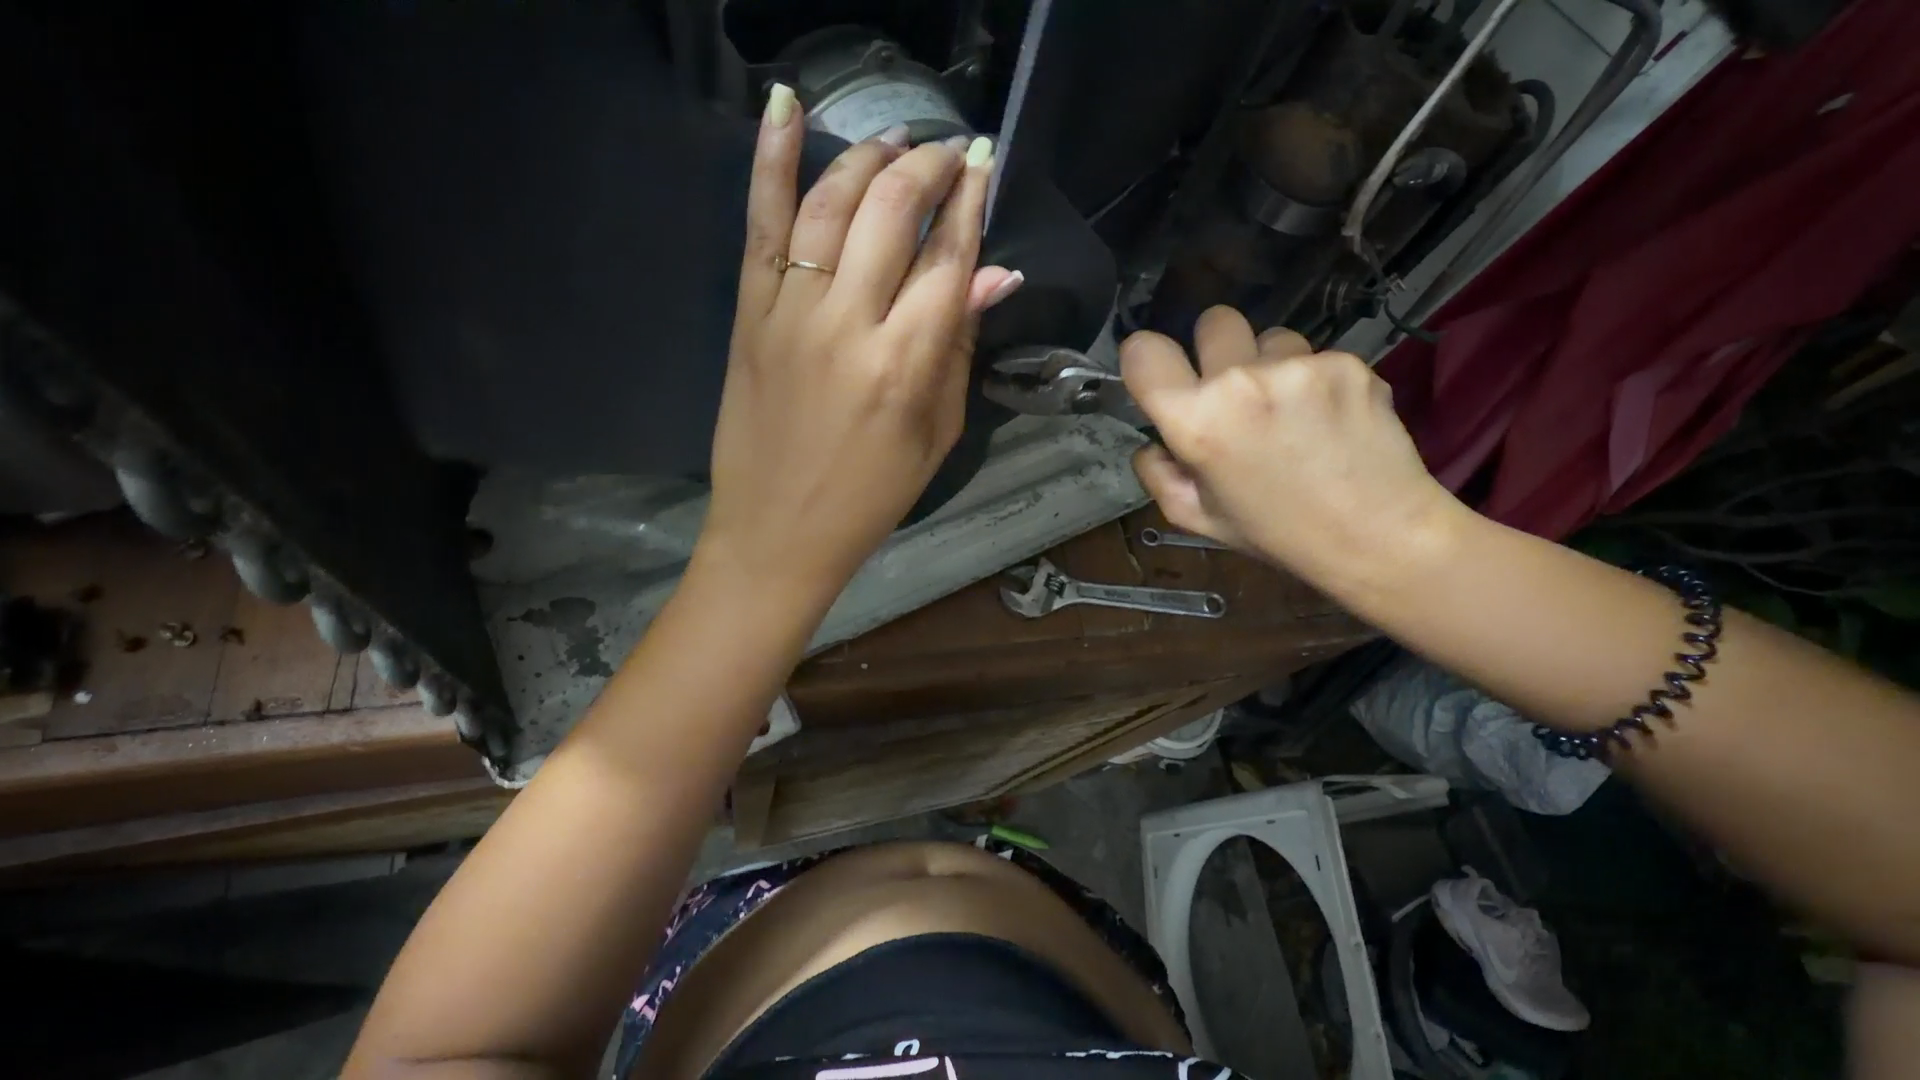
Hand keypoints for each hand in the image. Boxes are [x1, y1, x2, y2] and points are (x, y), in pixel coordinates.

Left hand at [696, 86, 1021, 607]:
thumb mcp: (937, 432)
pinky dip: (770, 159)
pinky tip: (785, 107)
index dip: (971, 200)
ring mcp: (791, 312)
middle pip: (894, 212)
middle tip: (946, 152)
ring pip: (832, 203)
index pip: (949, 256)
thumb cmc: (870, 495)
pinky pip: (760, 222)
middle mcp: (849, 324)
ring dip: (869, 158)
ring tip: (895, 142)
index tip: (983, 161)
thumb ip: (960, 347)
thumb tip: (992, 272)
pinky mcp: (749, 311)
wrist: (776, 530)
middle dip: (927, 167)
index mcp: (907, 363)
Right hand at [1120, 305, 1468, 598]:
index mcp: (1195, 422)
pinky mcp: (1346, 363)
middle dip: (1218, 350)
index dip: (1148, 361)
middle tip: (1236, 393)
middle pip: (1213, 321)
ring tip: (1293, 414)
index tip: (1165, 377)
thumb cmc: (1278, 534)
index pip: (1143, 350)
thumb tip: (1154, 442)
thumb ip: (1158, 474)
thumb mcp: (1197, 520)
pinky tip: (1331, 419)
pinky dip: (1318, 381)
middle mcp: (1240, 382)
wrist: (1376, 535)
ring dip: (1273, 365)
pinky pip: (1316, 356)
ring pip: (1271, 338)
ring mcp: (1298, 367)